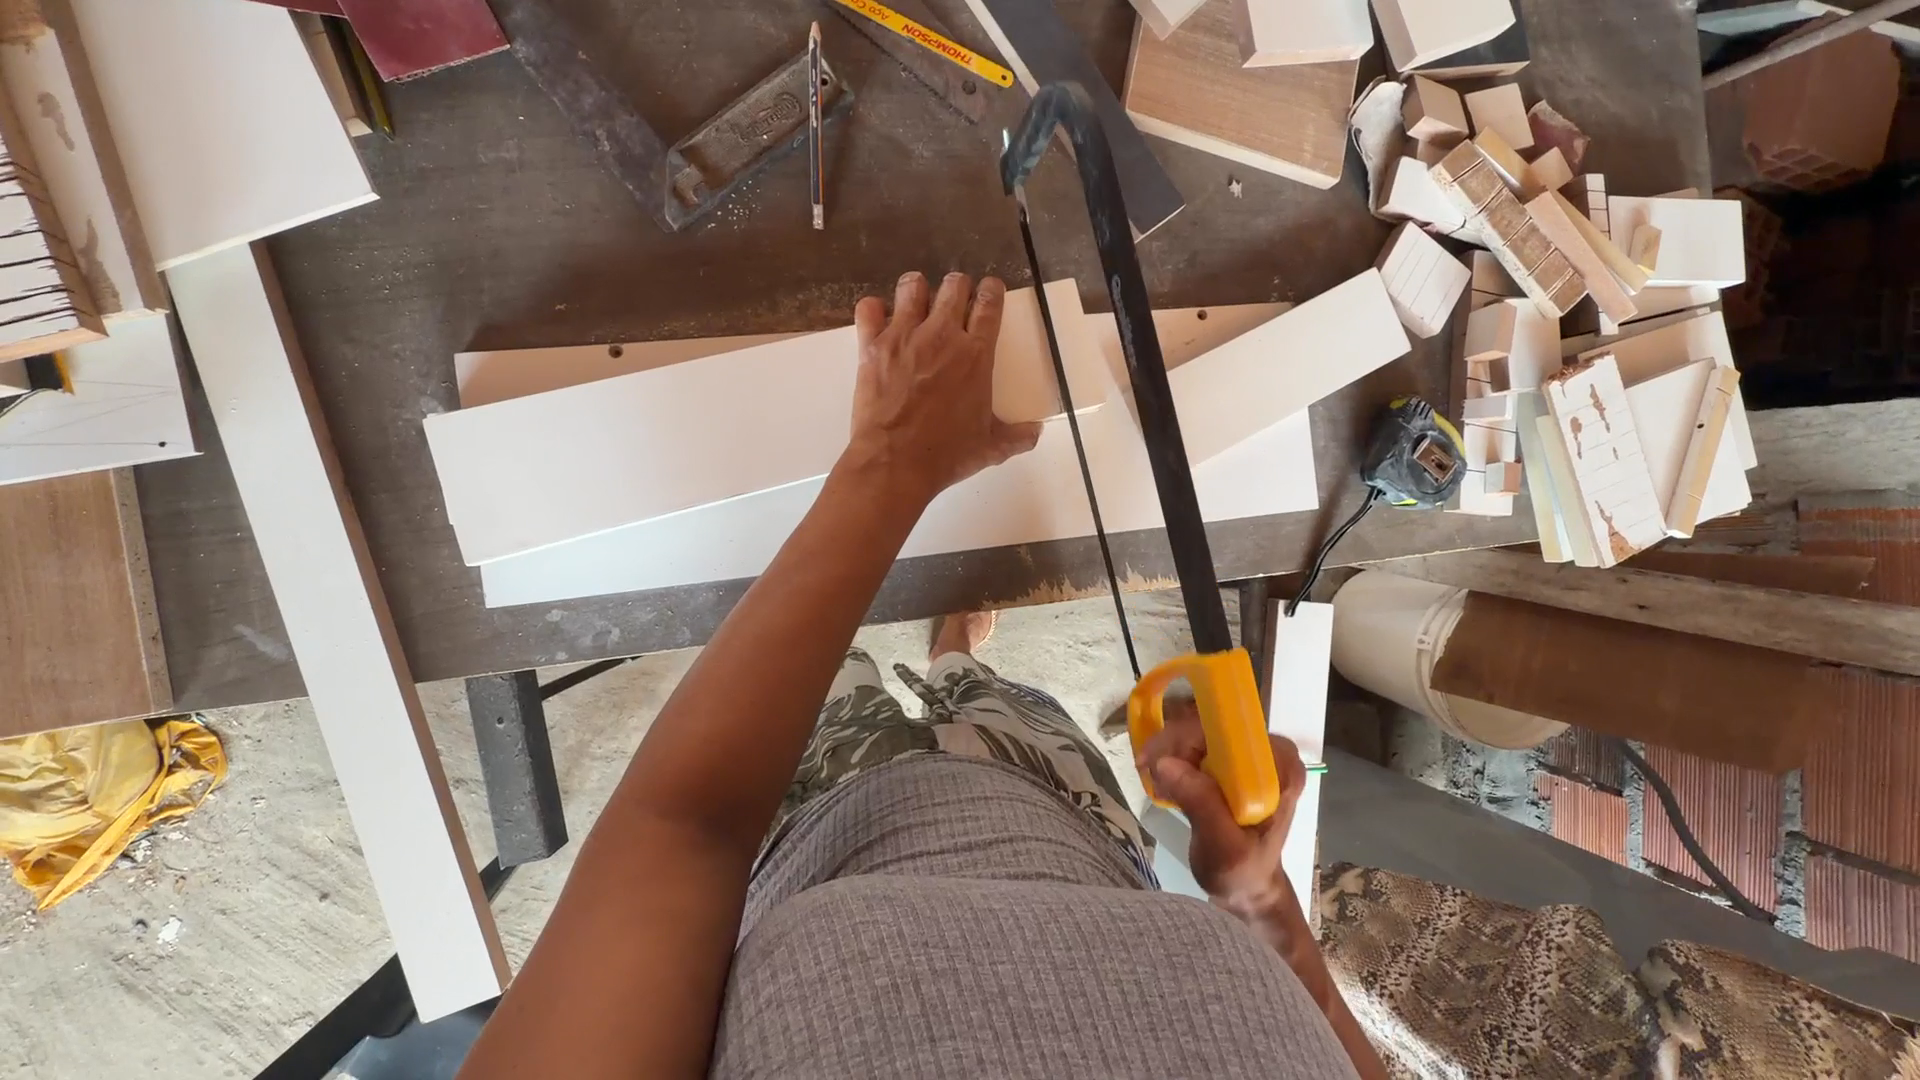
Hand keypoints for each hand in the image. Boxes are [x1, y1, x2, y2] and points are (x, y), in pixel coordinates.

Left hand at [843, 271, 1041, 505]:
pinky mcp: (872, 346)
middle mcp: (942, 335)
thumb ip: (1016, 437)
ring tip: (917, 303)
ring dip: (917, 290)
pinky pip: (869, 309)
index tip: (990, 292)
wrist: (896, 462)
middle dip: (958, 287)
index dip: (992, 292)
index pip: (989, 304)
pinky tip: (878, 320)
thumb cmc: (947, 454)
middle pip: (954, 286)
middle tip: (955, 300)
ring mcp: (904, 336)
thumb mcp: (990, 448)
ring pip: (912, 287)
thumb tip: (1036, 432)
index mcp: (975, 354)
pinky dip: (873, 311)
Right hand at [1137, 700, 1309, 913]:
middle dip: (1174, 745)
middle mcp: (1269, 753)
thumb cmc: (1241, 873)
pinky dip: (1174, 757)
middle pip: (1212, 726)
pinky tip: (1165, 783)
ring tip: (1156, 783)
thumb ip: (1202, 805)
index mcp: (1281, 768)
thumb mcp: (1223, 848)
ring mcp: (1251, 755)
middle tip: (1147, 769)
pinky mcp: (1234, 761)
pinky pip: (1197, 743)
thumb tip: (1166, 763)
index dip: (1191, 737)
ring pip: (1199, 732)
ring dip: (1169, 752)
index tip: (1159, 760)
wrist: (1247, 889)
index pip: (1230, 730)